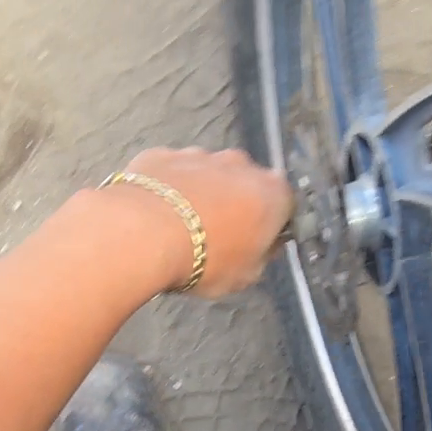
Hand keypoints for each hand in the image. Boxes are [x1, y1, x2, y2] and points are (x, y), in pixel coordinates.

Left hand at [113, 147, 292, 297]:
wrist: (145, 232)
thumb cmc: (206, 259)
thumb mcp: (245, 276)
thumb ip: (261, 257)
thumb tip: (263, 246)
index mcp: (271, 193)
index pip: (286, 205)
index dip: (274, 226)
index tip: (259, 244)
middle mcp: (240, 164)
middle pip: (246, 183)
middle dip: (238, 205)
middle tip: (220, 237)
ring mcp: (200, 154)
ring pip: (209, 174)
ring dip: (203, 195)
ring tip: (184, 228)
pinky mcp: (162, 154)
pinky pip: (173, 173)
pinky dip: (170, 189)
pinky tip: (158, 215)